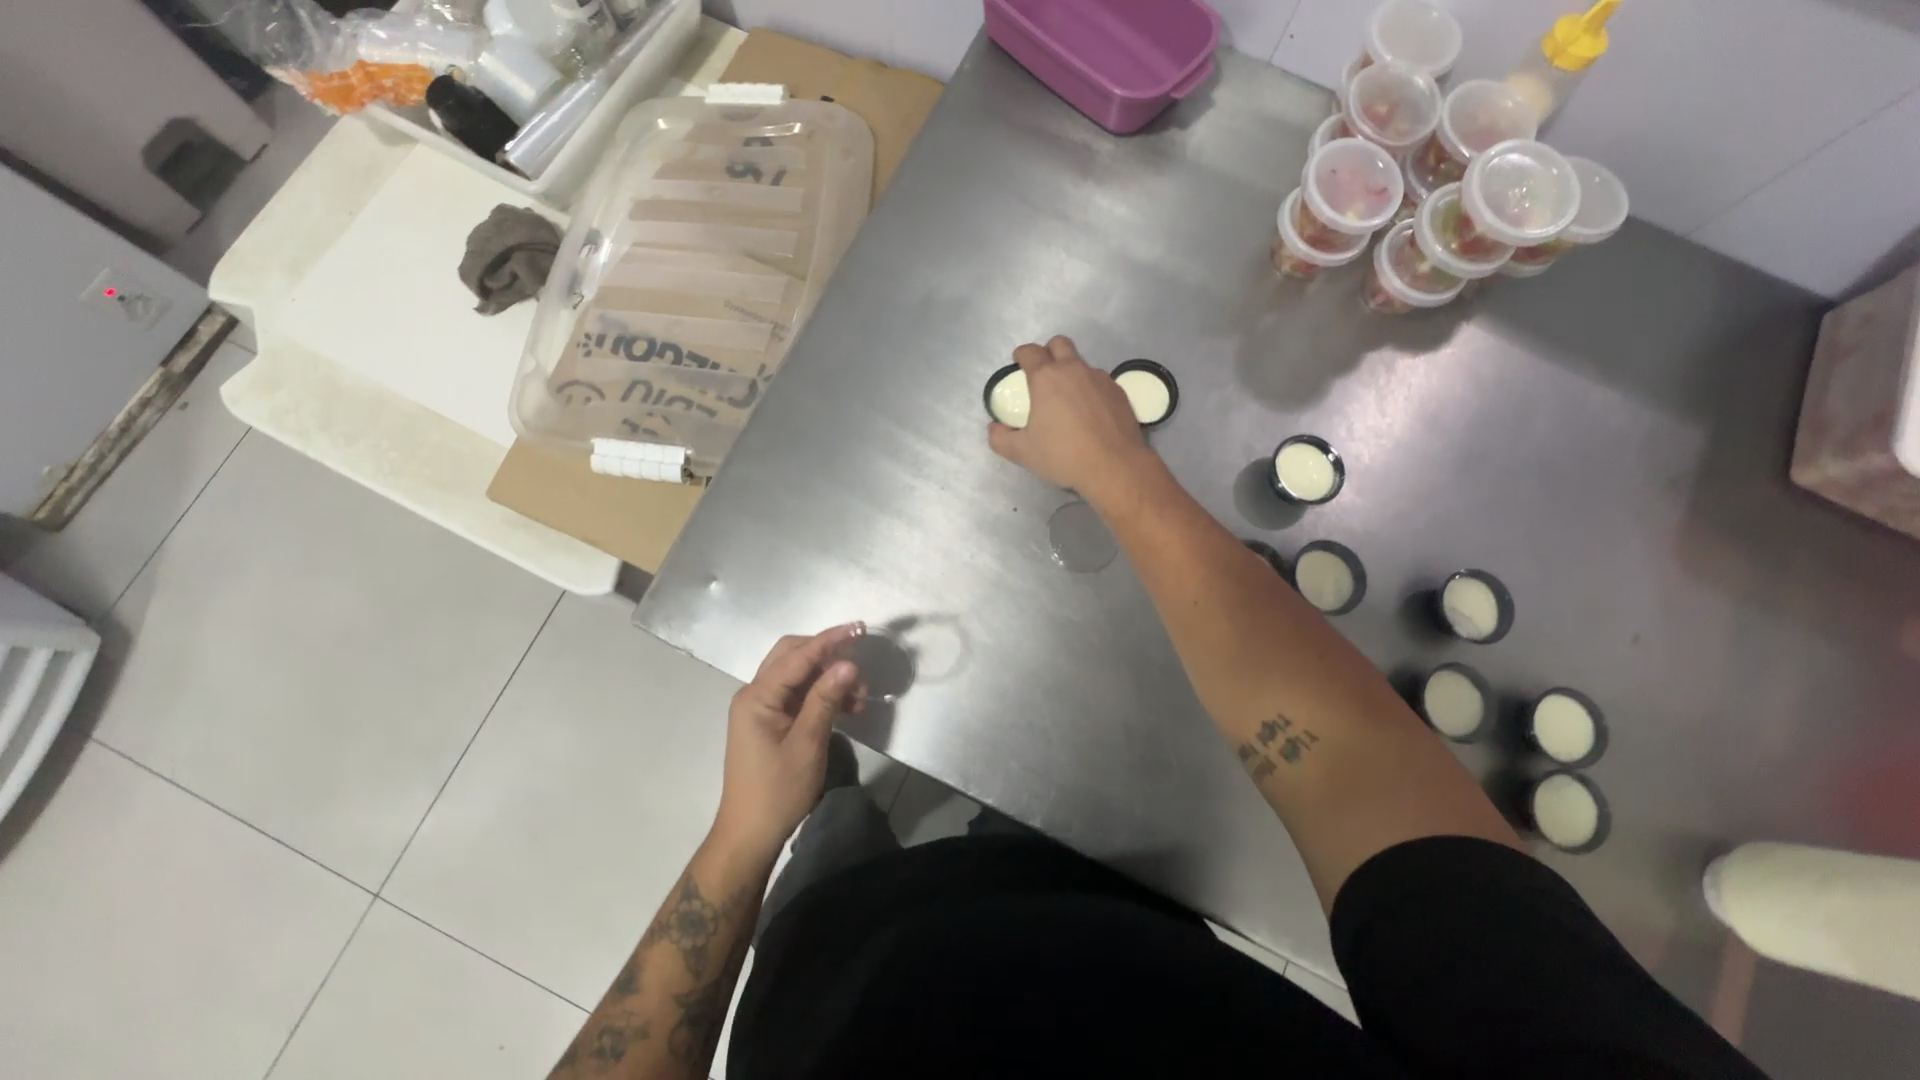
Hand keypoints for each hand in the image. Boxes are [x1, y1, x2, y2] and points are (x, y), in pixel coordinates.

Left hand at [711, 623, 863, 859]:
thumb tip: (847, 664)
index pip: (797, 656)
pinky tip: (847, 706)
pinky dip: (821, 695)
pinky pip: (797, 695)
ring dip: (828, 677)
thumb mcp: (807, 744)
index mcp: (757, 696)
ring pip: (797, 676)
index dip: (830, 640)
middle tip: (860, 658)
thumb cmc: (778, 790)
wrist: (750, 833)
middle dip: (827, 653)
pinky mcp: (770, 723)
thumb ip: (825, 699)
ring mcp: (760, 709)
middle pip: (792, 656)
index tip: (861, 628)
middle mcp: (754, 694)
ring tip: (860, 694)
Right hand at [987, 336, 1155, 499]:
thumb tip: (995, 428)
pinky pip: (1100, 382)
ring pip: (1082, 364)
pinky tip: (1091, 414)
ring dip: (1072, 373)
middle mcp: (1073, 370)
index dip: (1021, 355)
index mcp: (1046, 378)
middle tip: (1044, 374)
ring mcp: (1099, 378)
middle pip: (1059, 343)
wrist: (1114, 466)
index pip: (1029, 351)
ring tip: (1070, 401)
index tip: (1018, 364)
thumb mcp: (1022, 452)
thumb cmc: (1063, 455)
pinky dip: (1091, 390)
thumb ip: (1000, 438)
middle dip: (1048, 351)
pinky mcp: (1119, 391)